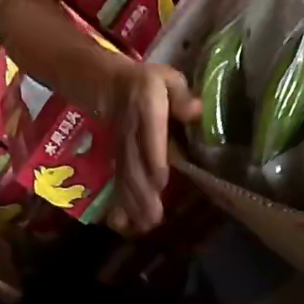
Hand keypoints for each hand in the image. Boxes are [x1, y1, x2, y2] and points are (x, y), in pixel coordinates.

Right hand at [101, 59, 200, 236]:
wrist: (107, 84)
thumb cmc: (148, 83)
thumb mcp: (166, 78)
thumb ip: (181, 94)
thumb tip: (196, 110)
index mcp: (145, 107)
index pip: (149, 135)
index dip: (153, 158)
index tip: (160, 182)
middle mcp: (130, 131)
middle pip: (134, 163)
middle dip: (142, 192)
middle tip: (153, 217)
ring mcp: (120, 147)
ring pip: (125, 176)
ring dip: (132, 203)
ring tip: (144, 225)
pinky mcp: (115, 160)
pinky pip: (116, 182)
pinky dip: (120, 204)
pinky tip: (125, 226)